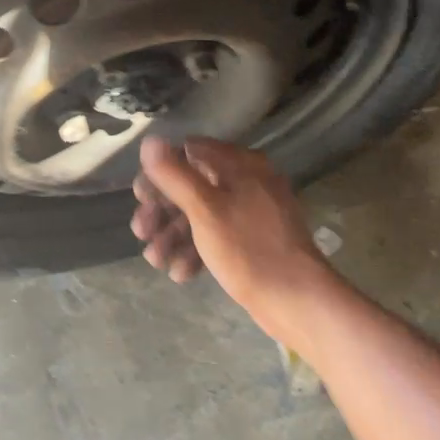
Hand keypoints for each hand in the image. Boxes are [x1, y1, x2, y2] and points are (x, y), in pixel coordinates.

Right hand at [131, 136, 338, 342]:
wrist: (298, 300)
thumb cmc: (249, 248)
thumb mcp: (204, 209)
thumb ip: (174, 175)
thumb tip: (149, 140)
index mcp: (240, 164)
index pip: (191, 152)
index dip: (162, 172)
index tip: (141, 197)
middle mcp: (247, 181)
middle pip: (193, 186)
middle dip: (163, 211)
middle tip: (141, 232)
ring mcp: (252, 213)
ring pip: (202, 215)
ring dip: (174, 235)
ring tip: (155, 260)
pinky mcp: (253, 242)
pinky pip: (217, 237)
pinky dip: (196, 251)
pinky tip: (180, 274)